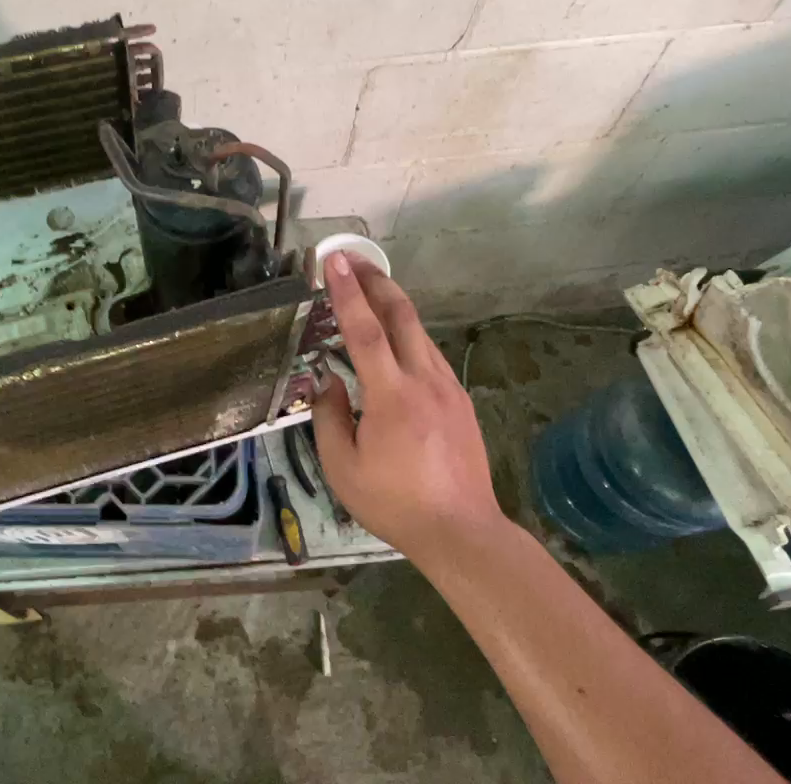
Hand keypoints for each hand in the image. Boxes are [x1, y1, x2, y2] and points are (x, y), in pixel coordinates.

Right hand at [311, 253, 507, 560]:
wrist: (462, 530)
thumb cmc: (394, 502)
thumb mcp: (343, 467)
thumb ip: (328, 417)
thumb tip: (328, 379)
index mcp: (391, 395)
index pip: (364, 330)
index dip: (347, 292)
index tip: (334, 260)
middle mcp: (424, 380)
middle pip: (401, 314)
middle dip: (376, 280)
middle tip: (353, 259)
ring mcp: (447, 387)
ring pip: (419, 331)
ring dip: (393, 304)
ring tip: (369, 290)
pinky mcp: (460, 400)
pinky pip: (429, 354)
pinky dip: (407, 334)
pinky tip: (395, 340)